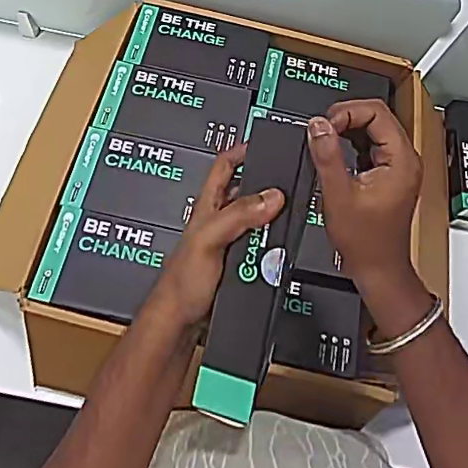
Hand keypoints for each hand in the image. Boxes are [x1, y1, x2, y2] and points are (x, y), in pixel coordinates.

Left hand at [145, 141, 283, 328]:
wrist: (181, 324)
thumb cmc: (179, 283)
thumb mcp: (209, 240)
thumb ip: (238, 215)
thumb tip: (271, 196)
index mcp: (208, 206)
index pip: (225, 165)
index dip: (244, 150)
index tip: (267, 143)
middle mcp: (220, 220)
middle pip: (251, 193)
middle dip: (270, 191)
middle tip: (287, 191)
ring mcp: (232, 241)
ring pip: (262, 222)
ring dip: (272, 227)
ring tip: (280, 231)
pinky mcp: (242, 262)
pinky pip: (265, 249)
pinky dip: (274, 250)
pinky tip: (276, 256)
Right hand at [306, 100, 431, 330]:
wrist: (378, 267)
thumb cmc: (367, 241)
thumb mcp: (338, 194)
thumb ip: (327, 155)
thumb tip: (318, 125)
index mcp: (401, 160)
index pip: (377, 112)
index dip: (347, 112)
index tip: (325, 124)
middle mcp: (405, 159)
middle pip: (377, 116)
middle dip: (346, 118)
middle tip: (322, 131)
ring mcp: (399, 166)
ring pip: (373, 129)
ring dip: (347, 131)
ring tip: (326, 143)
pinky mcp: (389, 173)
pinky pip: (371, 146)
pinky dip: (352, 144)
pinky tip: (336, 156)